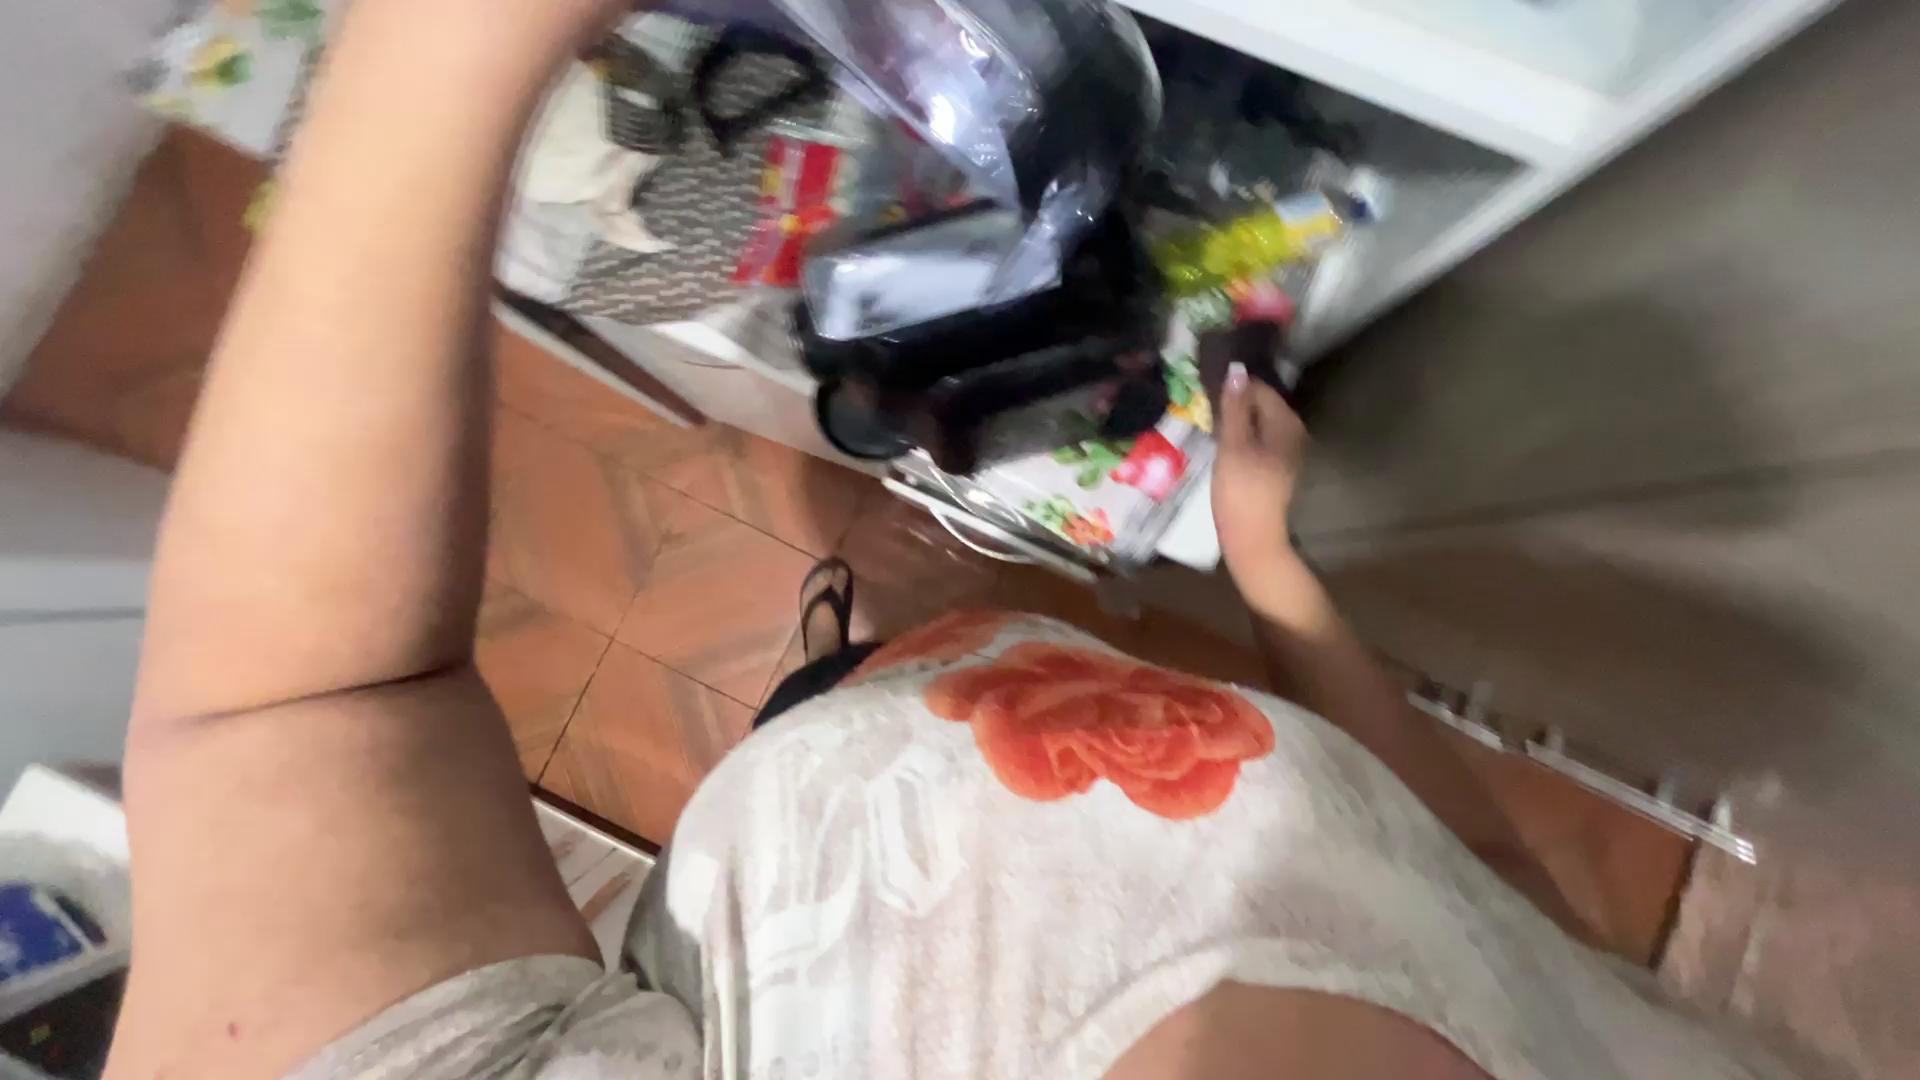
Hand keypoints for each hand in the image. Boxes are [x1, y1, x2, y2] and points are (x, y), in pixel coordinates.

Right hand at [1212, 361, 1309, 609]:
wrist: (1252, 540)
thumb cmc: (1241, 491)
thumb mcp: (1233, 446)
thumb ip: (1235, 407)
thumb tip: (1236, 370)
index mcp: (1286, 422)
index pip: (1258, 388)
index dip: (1233, 388)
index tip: (1207, 395)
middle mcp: (1294, 431)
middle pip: (1261, 405)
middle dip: (1235, 405)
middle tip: (1206, 412)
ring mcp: (1288, 451)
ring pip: (1258, 423)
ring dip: (1236, 423)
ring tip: (1212, 429)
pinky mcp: (1277, 468)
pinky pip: (1259, 440)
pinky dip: (1242, 439)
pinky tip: (1224, 449)